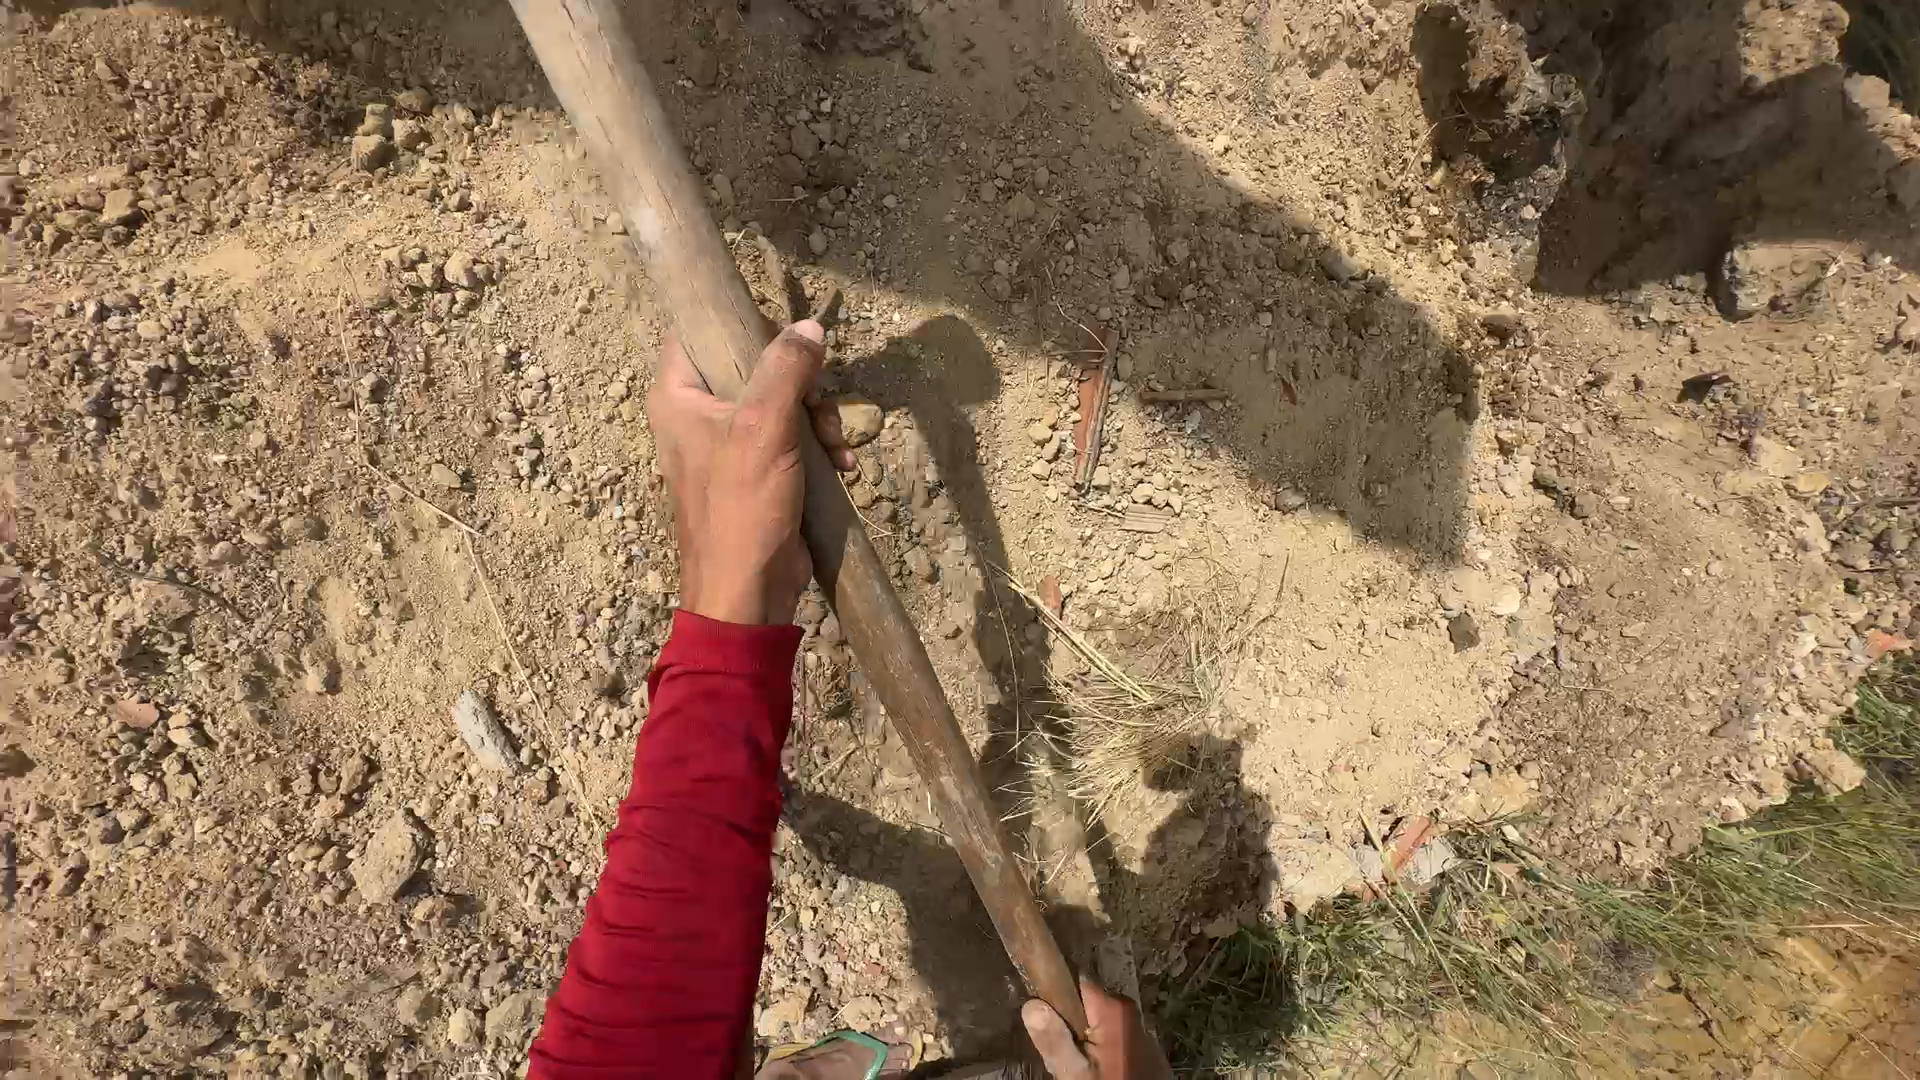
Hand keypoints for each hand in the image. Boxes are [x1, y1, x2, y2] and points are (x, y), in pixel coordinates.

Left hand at [645, 321, 854, 624]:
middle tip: (821, 409)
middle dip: (802, 387)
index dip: (742, 325)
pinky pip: (794, 439)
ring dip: (819, 421)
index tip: (785, 336)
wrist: (750, 589)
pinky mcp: (760, 472)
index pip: (699, 331)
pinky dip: (820, 448)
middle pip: (755, 367)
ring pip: (783, 403)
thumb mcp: (764, 428)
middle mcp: (700, 415)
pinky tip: (843, 467)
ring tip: (836, 449)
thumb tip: (810, 328)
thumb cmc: (742, 506)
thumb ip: (786, 370)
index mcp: (679, 396)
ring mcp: (731, 445)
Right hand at [1022, 979, 1171, 1079]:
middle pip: (1088, 1006)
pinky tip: (1106, 1073)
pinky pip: (1119, 1040)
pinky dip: (1109, 1053)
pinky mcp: (1150, 1052)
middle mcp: (1132, 1011)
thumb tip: (1031, 1004)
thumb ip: (1055, 1040)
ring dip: (1091, 1042)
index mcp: (1115, 1008)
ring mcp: (1144, 1032)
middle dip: (1073, 1027)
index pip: (1076, 982)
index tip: (1050, 1025)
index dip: (1058, 999)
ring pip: (1103, 1025)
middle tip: (1069, 1059)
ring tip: (1087, 1070)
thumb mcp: (1076, 1075)